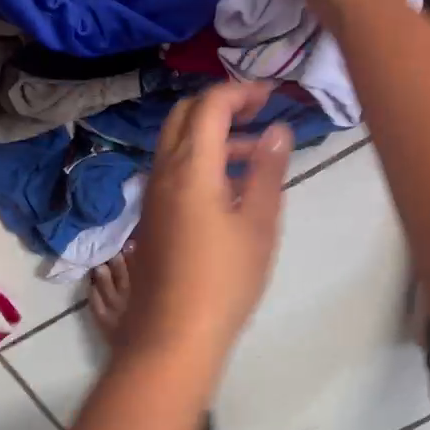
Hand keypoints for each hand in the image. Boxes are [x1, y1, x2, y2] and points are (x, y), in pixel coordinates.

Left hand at [113, 81, 292, 371]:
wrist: (170, 338)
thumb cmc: (223, 280)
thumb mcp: (258, 224)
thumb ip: (267, 171)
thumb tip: (278, 129)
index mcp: (192, 166)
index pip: (211, 104)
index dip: (241, 91)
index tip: (271, 96)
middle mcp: (165, 170)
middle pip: (186, 114)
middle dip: (222, 104)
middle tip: (258, 112)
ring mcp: (153, 193)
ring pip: (178, 140)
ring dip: (212, 133)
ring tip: (255, 154)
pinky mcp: (152, 215)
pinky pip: (173, 166)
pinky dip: (200, 157)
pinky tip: (229, 188)